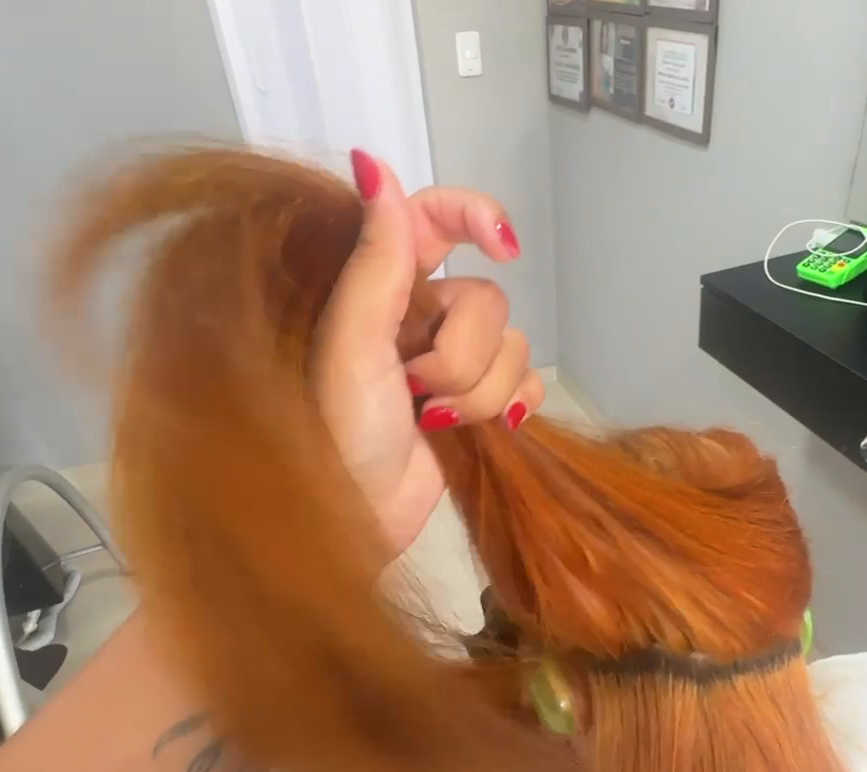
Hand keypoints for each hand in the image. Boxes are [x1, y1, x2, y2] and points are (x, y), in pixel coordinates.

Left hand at [313, 149, 543, 554]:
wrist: (356, 515)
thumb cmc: (339, 429)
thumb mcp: (351, 342)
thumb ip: (375, 258)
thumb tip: (374, 161)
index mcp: (384, 286)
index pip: (438, 217)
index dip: (478, 217)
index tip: (504, 247)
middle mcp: (424, 314)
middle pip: (489, 302)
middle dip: (459, 355)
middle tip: (412, 389)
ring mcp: (455, 361)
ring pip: (511, 347)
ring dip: (478, 393)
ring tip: (431, 421)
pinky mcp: (481, 403)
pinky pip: (527, 382)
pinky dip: (515, 405)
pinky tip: (491, 428)